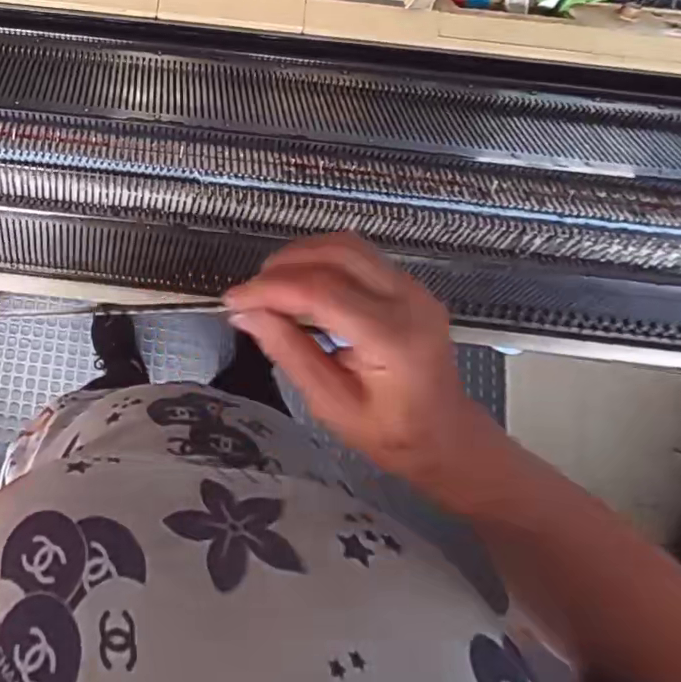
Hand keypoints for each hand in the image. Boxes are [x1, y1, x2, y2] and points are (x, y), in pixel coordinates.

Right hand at [223, 232, 500, 486]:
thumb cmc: (392, 435)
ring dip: (300, 256)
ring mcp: (412, 286)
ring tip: (269, 286)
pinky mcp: (407, 283)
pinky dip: (319, 259)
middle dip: (282, 266)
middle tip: (250, 293)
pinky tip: (299, 283)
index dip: (270, 289)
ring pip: (346, 245)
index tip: (233, 300)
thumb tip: (245, 313)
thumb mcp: (331, 405)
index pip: (321, 292)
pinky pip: (356, 254)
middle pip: (335, 254)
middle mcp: (408, 300)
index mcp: (393, 339)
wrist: (447, 436)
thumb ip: (289, 353)